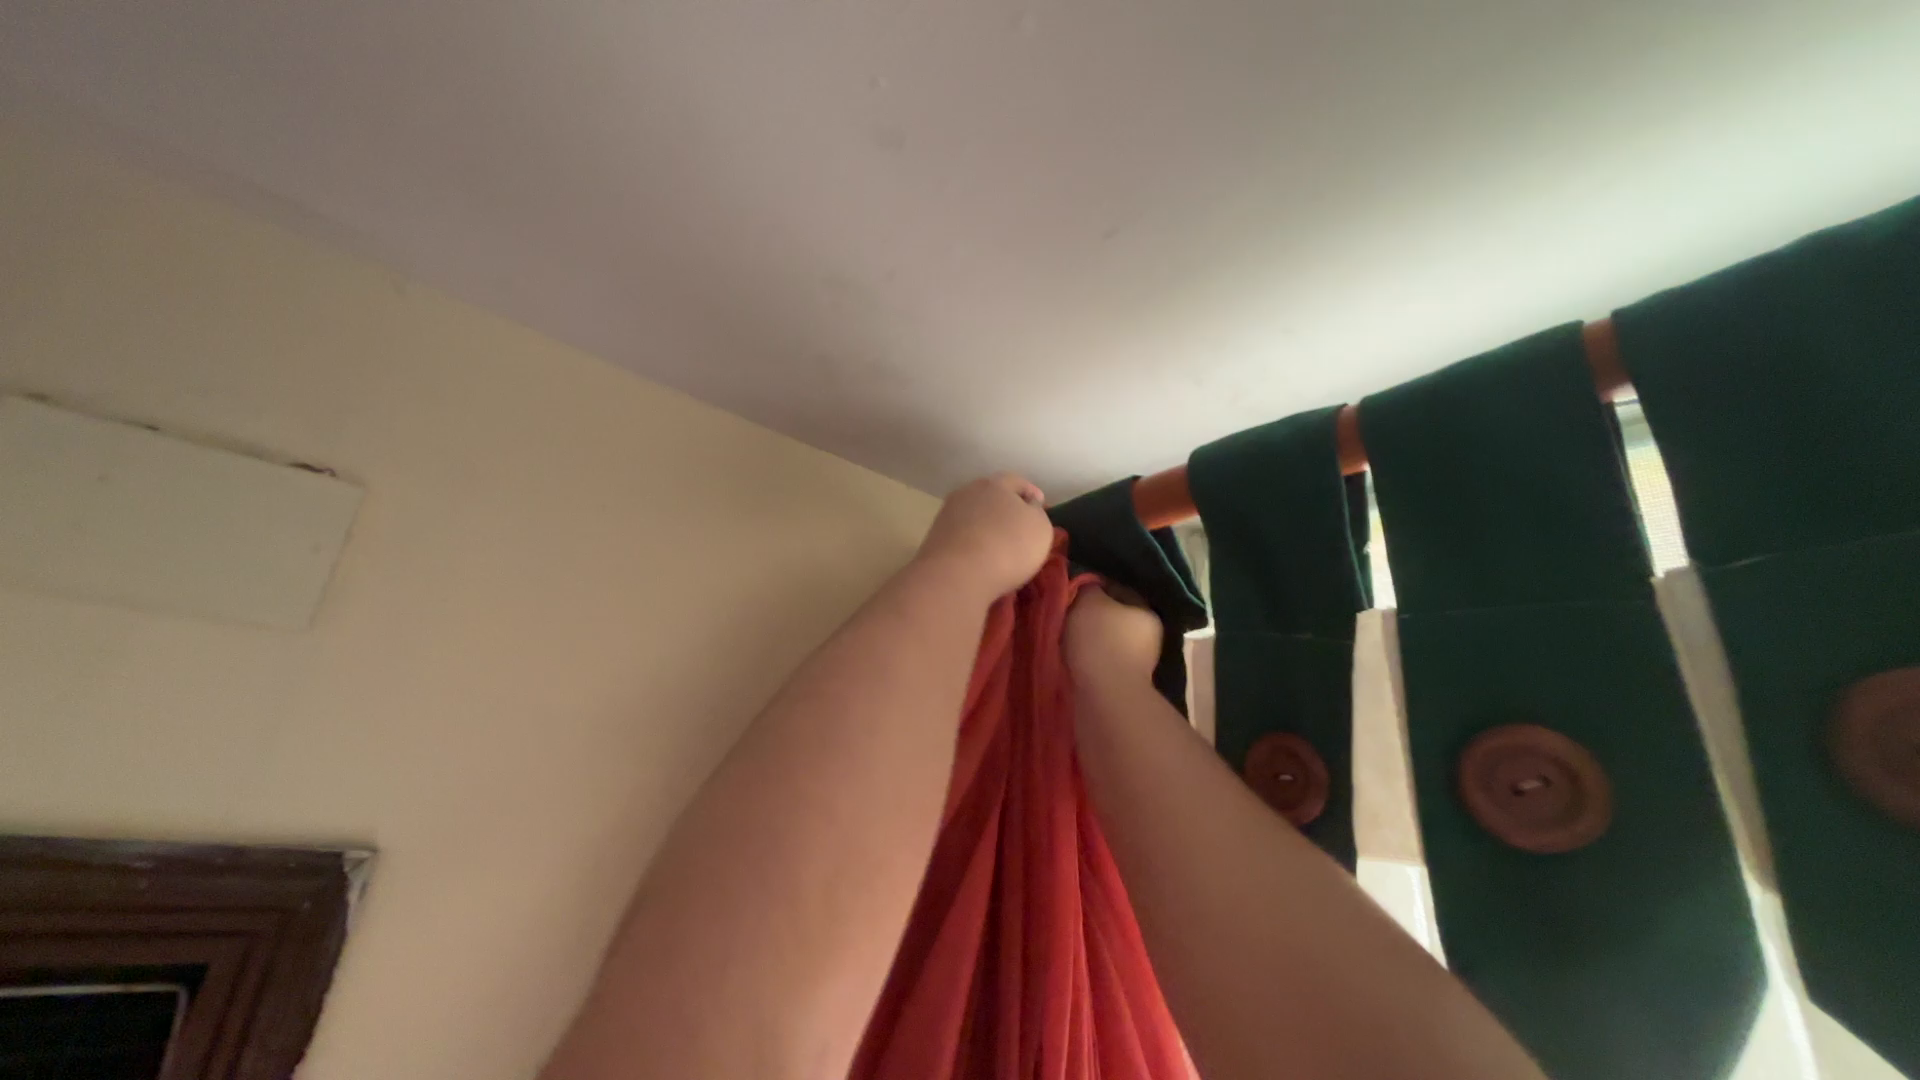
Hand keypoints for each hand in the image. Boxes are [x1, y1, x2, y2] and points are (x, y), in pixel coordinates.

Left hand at [912, 472, 1053, 600]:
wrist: (957, 575)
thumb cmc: (1008, 546)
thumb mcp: (1040, 528)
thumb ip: (1037, 513)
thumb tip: (1028, 507)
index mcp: (996, 484)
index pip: (1016, 481)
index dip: (1030, 493)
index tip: (1039, 506)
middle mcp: (968, 492)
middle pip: (990, 495)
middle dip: (1004, 507)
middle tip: (1018, 526)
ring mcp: (947, 514)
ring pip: (973, 515)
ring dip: (985, 525)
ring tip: (998, 544)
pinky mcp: (934, 537)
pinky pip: (960, 535)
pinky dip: (971, 542)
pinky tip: (979, 556)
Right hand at [1064, 583, 1163, 689]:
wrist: (1104, 696)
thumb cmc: (1100, 640)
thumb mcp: (1088, 601)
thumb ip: (1087, 587)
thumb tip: (1087, 583)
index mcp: (1146, 611)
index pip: (1120, 589)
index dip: (1094, 586)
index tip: (1072, 591)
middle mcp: (1149, 635)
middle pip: (1114, 616)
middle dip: (1092, 615)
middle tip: (1067, 613)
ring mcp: (1139, 662)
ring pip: (1108, 639)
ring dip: (1090, 638)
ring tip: (1065, 637)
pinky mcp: (1125, 683)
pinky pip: (1103, 660)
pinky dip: (1089, 658)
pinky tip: (1073, 657)